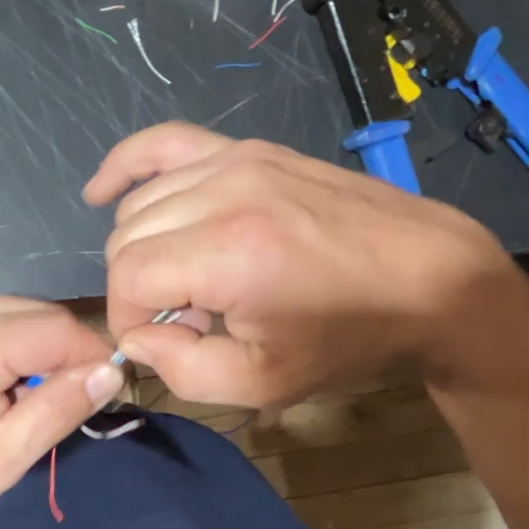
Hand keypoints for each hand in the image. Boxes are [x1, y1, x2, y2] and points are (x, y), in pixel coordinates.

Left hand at [0, 292, 122, 528]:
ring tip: (19, 404)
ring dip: (42, 357)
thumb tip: (109, 372)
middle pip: (47, 317)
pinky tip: (0, 387)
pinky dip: (20, 350)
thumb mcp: (0, 463)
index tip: (94, 401)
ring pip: (32, 314)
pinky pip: (9, 316)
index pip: (60, 330)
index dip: (91, 362)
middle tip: (50, 411)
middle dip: (65, 361)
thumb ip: (56, 413)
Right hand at [82, 122, 526, 407]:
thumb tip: (135, 337)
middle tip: (184, 321)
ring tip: (186, 283)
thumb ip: (179, 368)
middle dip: (136, 291)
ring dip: (143, 251)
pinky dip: (128, 167)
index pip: (127, 279)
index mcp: (229, 253)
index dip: (127, 321)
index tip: (160, 345)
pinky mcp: (251, 150)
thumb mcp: (259, 383)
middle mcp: (225, 193)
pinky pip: (166, 144)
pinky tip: (102, 192)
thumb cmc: (344, 340)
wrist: (426, 280)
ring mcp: (238, 160)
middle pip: (126, 240)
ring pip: (141, 204)